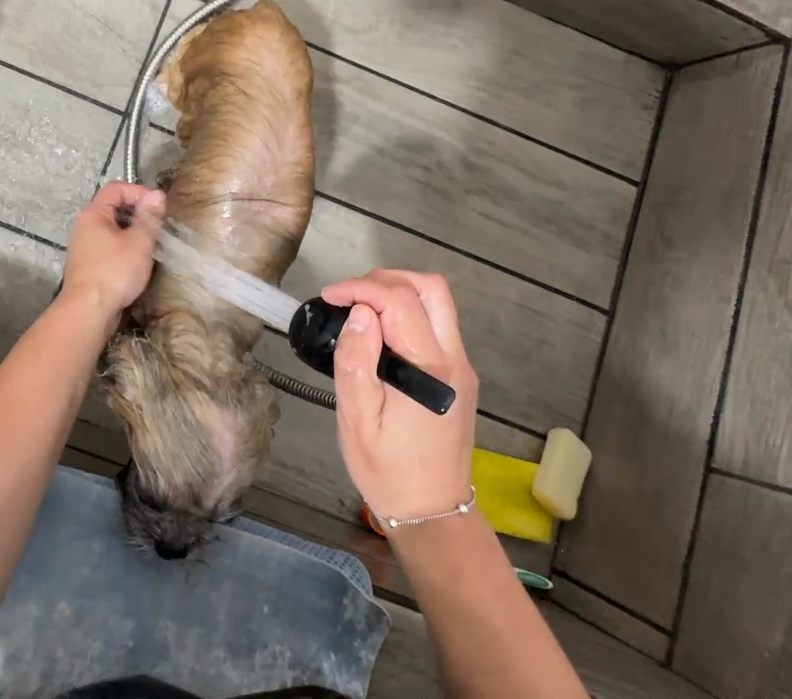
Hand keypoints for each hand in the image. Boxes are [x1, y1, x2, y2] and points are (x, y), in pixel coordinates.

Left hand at [61, 182, 166, 317]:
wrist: (88, 311)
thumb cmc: (114, 272)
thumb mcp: (139, 242)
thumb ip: (149, 218)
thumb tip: (157, 195)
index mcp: (93, 214)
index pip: (116, 188)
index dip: (139, 192)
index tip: (158, 207)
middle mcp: (85, 226)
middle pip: (114, 208)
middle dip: (138, 214)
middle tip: (158, 227)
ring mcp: (85, 247)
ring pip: (113, 230)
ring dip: (134, 234)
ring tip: (153, 246)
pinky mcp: (89, 266)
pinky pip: (110, 248)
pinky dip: (125, 250)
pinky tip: (139, 263)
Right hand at [325, 270, 478, 519]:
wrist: (431, 512)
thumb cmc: (387, 469)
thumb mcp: (357, 417)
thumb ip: (356, 361)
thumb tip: (360, 314)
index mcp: (430, 368)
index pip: (399, 301)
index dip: (360, 288)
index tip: (330, 298)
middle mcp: (454, 359)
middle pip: (431, 289)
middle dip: (386, 279)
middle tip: (349, 296)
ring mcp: (461, 367)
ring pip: (438, 304)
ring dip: (398, 294)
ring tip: (359, 310)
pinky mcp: (458, 377)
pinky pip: (435, 325)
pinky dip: (406, 313)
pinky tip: (377, 334)